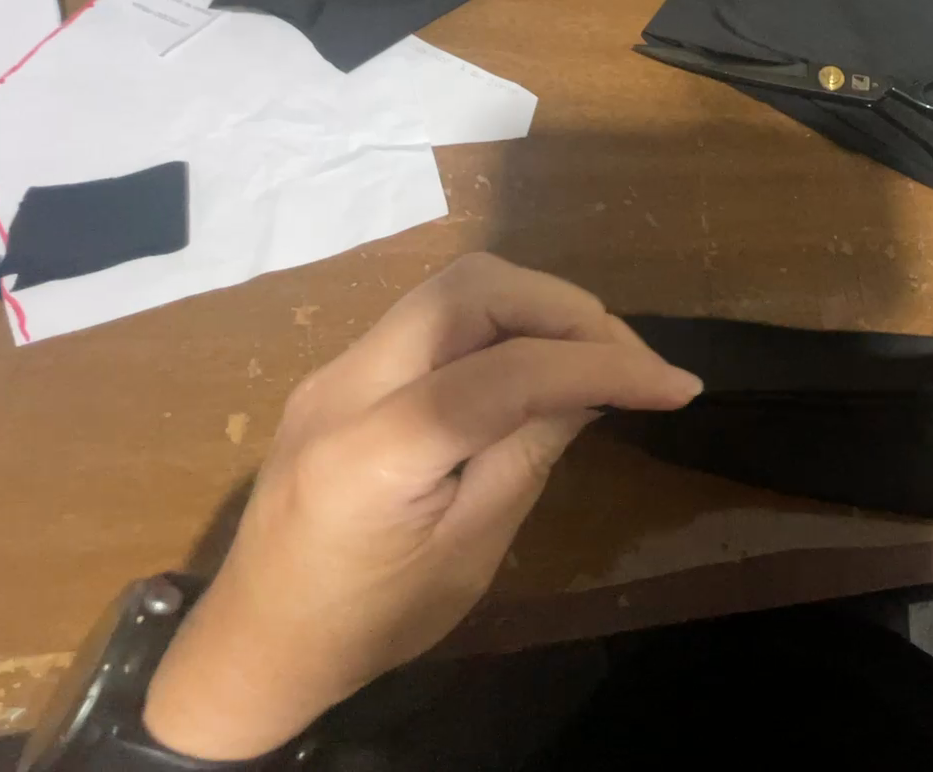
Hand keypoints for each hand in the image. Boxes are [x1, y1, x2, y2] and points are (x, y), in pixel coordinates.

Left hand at [143, 254, 702, 760]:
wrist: (254, 646)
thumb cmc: (373, 618)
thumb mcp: (473, 548)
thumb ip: (534, 447)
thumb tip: (598, 384)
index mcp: (373, 453)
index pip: (507, 373)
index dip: (605, 367)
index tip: (678, 386)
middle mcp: (346, 384)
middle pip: (475, 289)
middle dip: (571, 310)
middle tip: (629, 360)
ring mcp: (342, 365)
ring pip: (462, 286)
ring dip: (545, 308)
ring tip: (597, 358)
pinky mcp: (353, 366)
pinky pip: (447, 313)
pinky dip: (513, 322)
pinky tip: (545, 362)